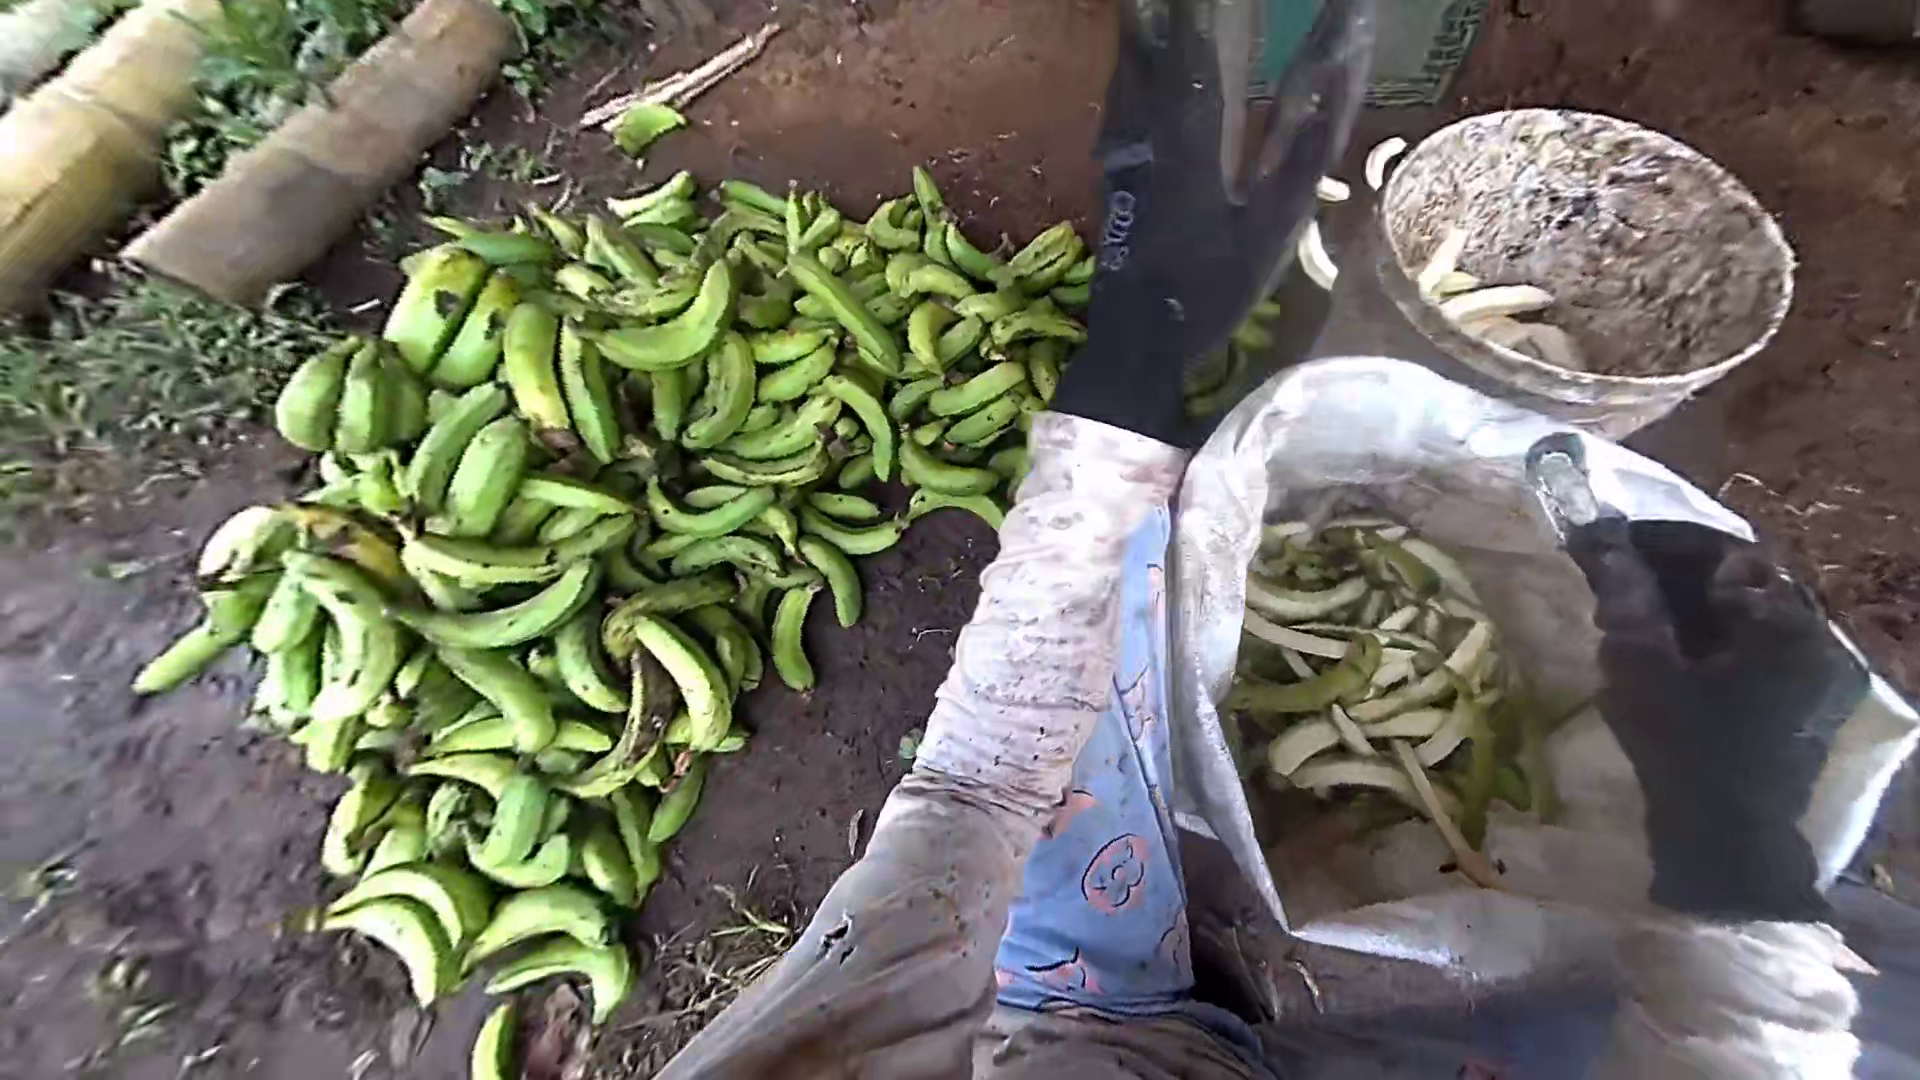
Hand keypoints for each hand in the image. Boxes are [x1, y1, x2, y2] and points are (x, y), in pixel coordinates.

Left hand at [1051, 0, 1372, 447]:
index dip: (1206, 10)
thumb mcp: (1271, 230)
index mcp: (1195, 148)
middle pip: (1154, 59)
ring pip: (1128, 88)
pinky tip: (1124, 78)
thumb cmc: (1208, 295)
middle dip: (1160, 14)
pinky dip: (1122, 87)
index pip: (1202, 53)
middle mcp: (1151, 145)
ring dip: (1137, 41)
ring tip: (1142, 9)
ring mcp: (1124, 169)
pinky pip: (1116, 122)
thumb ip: (1307, 145)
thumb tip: (1344, 65)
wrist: (1135, 344)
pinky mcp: (1111, 191)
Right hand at [1567, 518, 1866, 923]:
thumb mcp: (1639, 662)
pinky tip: (1651, 630)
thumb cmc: (1680, 738)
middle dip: (1665, 562)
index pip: (1726, 552)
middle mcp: (1813, 639)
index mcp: (1787, 629)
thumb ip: (1627, 597)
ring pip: (1738, 604)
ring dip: (1677, 590)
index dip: (1660, 537)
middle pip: (1737, 575)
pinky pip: (1740, 633)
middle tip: (1603, 562)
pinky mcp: (1792, 690)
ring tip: (1617, 593)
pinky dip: (1693, 619)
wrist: (1725, 826)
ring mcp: (1809, 667)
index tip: (1602, 535)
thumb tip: (1605, 539)